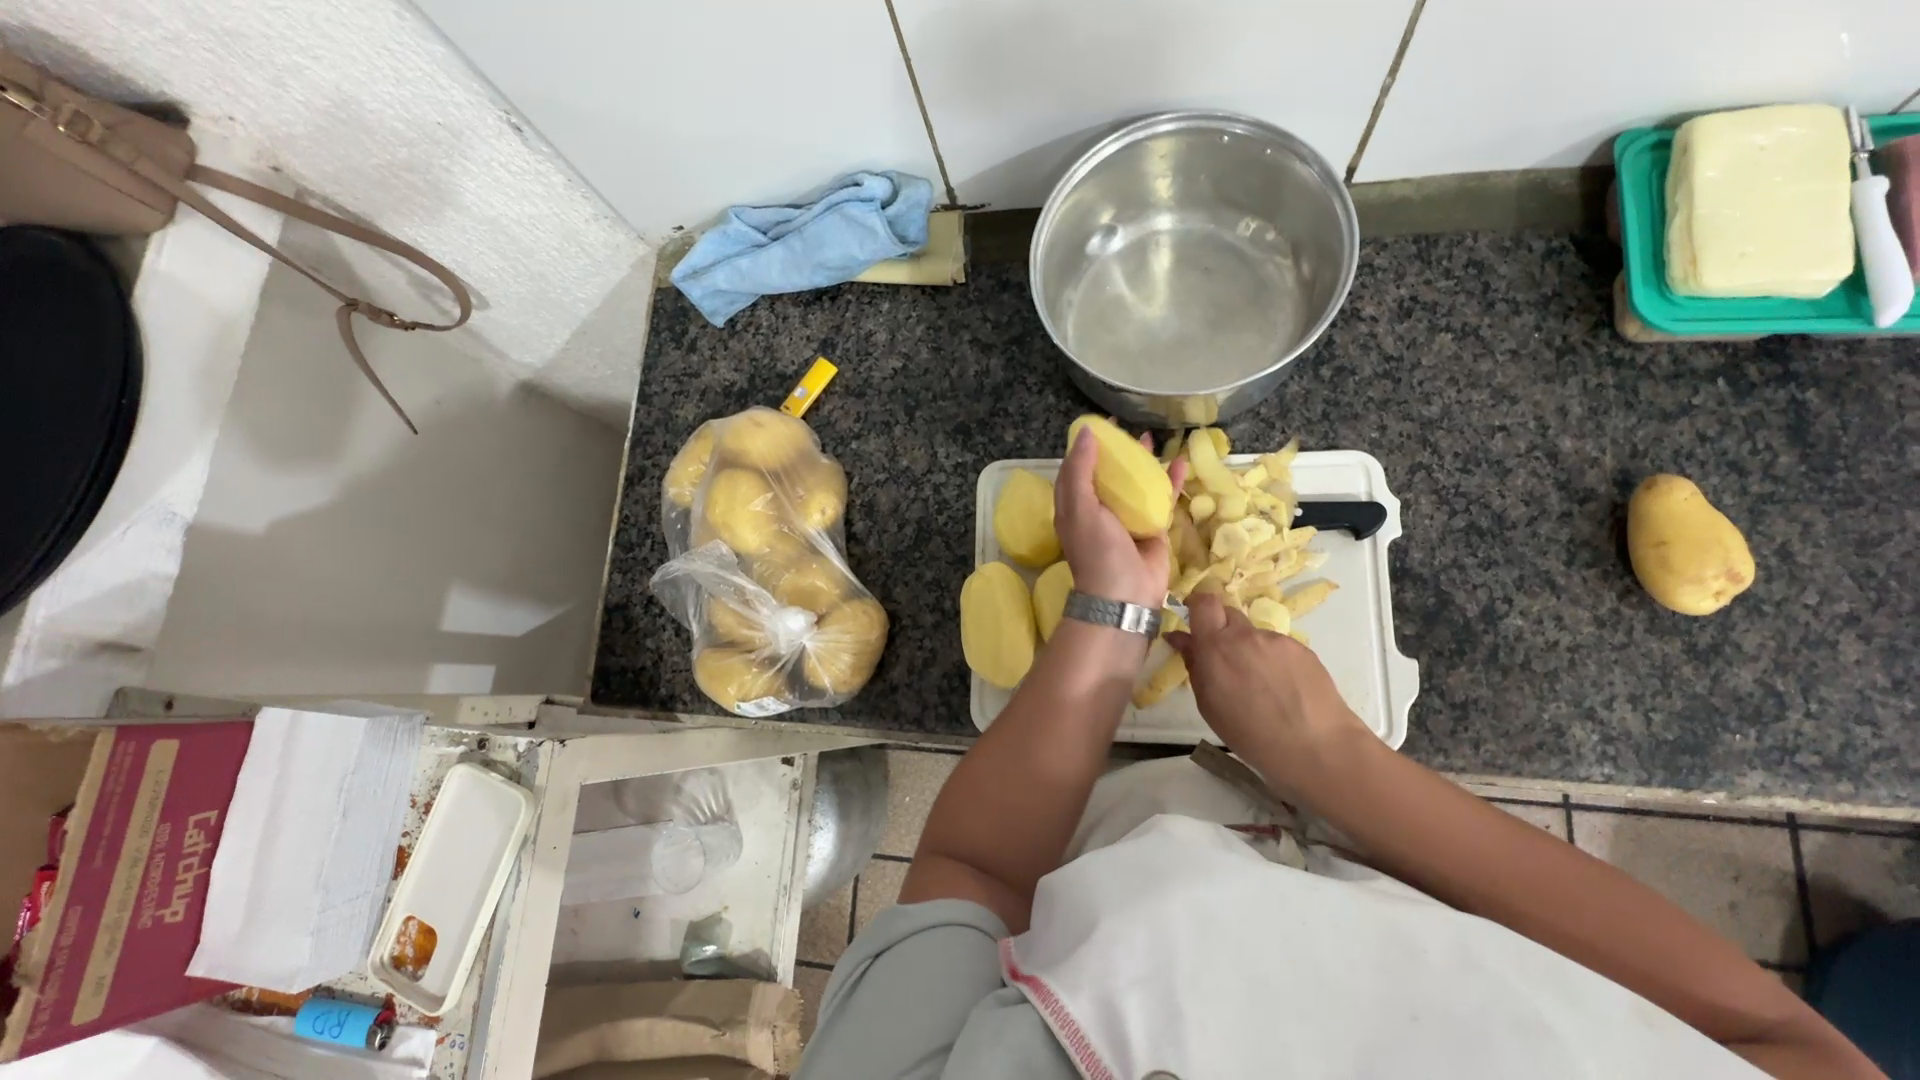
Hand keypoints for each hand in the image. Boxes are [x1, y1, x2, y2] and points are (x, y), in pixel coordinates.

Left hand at [1054, 426, 1185, 610]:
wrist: (1124, 594)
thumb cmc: (1097, 550)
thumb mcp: (1080, 507)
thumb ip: (1081, 470)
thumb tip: (1085, 433)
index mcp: (1076, 505)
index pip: (1077, 468)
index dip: (1086, 445)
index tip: (1101, 424)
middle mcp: (1100, 509)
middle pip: (1109, 473)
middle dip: (1118, 451)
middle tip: (1130, 428)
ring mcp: (1128, 518)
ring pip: (1136, 483)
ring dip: (1144, 462)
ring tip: (1153, 437)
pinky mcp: (1153, 528)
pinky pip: (1162, 498)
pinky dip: (1171, 481)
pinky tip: (1181, 461)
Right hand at [1165, 592, 1368, 765]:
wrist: (1317, 746)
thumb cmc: (1251, 735)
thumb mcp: (1210, 706)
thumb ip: (1195, 666)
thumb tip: (1182, 639)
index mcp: (1217, 648)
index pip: (1204, 602)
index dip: (1198, 605)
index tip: (1194, 620)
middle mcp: (1246, 636)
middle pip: (1228, 614)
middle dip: (1221, 630)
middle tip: (1225, 661)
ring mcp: (1277, 641)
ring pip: (1254, 636)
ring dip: (1250, 651)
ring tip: (1262, 687)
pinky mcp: (1302, 649)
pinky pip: (1278, 648)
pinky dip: (1274, 662)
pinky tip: (1283, 690)